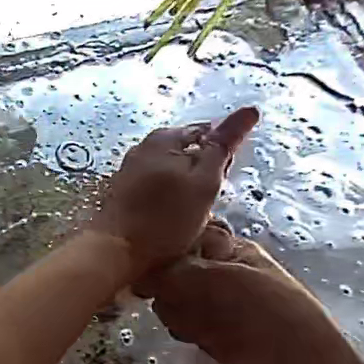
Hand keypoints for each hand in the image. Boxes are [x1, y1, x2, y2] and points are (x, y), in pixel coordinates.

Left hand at [89, 107, 260, 279]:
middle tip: (204, 202)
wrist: (114, 253)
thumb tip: (249, 110)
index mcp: (162, 138)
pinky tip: (167, 218)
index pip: (208, 133)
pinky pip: (153, 190)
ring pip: (170, 173)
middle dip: (201, 173)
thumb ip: (224, 146)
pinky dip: (164, 200)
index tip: (222, 181)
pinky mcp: (120, 195)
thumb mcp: (204, 181)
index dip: (222, 157)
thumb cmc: (164, 220)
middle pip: (186, 153)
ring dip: (183, 189)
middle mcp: (141, 149)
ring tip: (187, 213)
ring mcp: (127, 171)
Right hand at [136, 221, 356, 363]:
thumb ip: (170, 272)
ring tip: (199, 321)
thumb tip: (136, 276)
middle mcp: (214, 270)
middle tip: (183, 297)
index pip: (181, 238)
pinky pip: (177, 321)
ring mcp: (209, 300)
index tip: (152, 263)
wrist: (290, 356)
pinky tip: (199, 334)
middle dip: (169, 287)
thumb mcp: (212, 277)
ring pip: (168, 299)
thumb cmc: (261, 305)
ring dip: (177, 311)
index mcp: (225, 247)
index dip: (165, 250)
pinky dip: (184, 328)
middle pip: (168, 272)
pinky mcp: (205, 327)